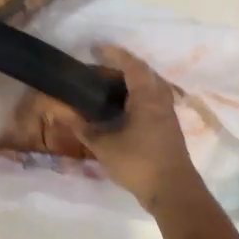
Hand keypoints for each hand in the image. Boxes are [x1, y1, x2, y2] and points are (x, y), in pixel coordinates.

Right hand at [0, 45, 200, 212]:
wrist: (172, 190)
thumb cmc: (138, 162)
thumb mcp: (104, 146)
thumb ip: (85, 130)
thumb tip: (66, 117)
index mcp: (147, 99)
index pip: (132, 67)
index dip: (115, 55)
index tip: (96, 49)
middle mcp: (161, 101)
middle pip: (145, 74)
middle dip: (124, 66)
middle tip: (102, 67)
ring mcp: (167, 115)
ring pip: (151, 88)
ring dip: (133, 82)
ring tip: (110, 86)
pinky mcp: (167, 129)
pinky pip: (152, 101)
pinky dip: (137, 97)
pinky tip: (122, 108)